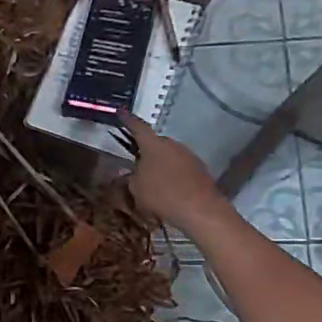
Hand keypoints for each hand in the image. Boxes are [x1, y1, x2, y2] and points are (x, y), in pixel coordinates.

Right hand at [120, 112, 228, 232]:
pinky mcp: (199, 168)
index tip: (122, 112)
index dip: (128, 120)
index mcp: (153, 145)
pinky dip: (173, 173)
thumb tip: (134, 172)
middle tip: (137, 163)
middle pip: (155, 143)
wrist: (199, 209)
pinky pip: (180, 167)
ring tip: (154, 181)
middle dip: (146, 150)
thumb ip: (132, 177)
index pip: (138, 127)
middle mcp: (172, 144)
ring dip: (161, 163)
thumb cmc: (161, 195)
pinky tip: (169, 189)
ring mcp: (188, 155)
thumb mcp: (136, 189)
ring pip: (169, 155)